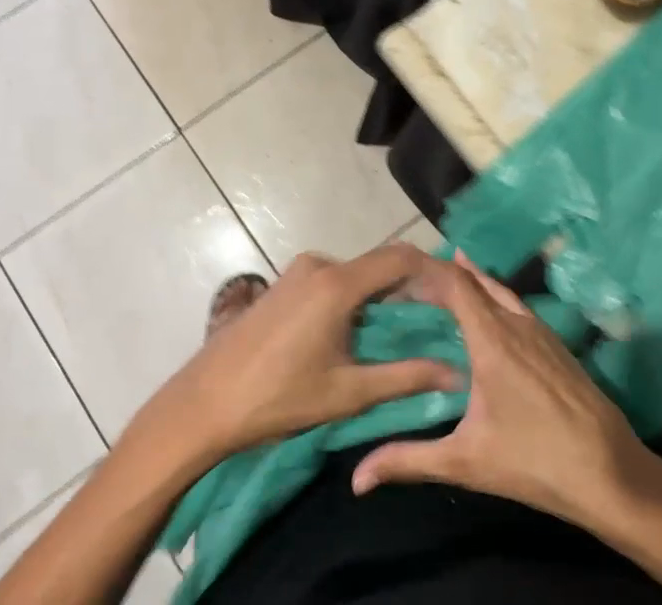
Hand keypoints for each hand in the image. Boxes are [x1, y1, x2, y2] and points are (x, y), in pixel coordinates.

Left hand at [140, 244, 462, 460]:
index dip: (435, 273)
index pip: (401, 258)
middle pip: (378, 267)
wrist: (204, 403)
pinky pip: (331, 284)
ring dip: (380, 300)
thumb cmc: (277, 398)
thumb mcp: (348, 393)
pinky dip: (354, 303)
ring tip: (402, 338)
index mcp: (336, 284)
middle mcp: (317, 266)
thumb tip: (456, 373)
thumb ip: (406, 377)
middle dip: (410, 293)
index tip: (457, 300)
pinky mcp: (281, 287)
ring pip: (355, 277)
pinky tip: (359, 337)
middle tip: (436, 328)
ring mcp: (294, 273)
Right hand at [351, 254, 661, 525]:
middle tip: (409, 280)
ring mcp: (544, 334)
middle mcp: (518, 325)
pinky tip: (487, 320)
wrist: (613, 475)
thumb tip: (357, 480)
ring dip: (473, 285)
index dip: (427, 270)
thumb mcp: (464, 462)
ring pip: (503, 293)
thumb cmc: (535, 463)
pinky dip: (495, 301)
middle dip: (444, 275)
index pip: (456, 284)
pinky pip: (519, 309)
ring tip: (442, 287)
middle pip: (478, 282)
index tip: (396, 271)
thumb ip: (408, 461)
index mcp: (493, 339)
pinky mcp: (559, 347)